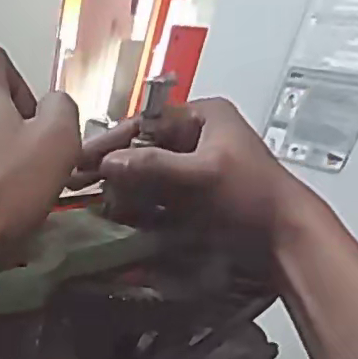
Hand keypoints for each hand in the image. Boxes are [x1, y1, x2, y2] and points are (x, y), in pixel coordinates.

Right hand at [73, 98, 309, 231]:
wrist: (283, 240)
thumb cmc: (251, 197)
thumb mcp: (203, 175)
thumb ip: (155, 166)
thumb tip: (107, 163)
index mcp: (203, 117)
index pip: (145, 122)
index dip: (110, 141)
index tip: (80, 159)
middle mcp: (194, 139)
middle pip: (141, 148)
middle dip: (110, 167)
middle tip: (74, 182)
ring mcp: (191, 171)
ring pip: (144, 175)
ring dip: (118, 188)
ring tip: (89, 202)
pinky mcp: (189, 199)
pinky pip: (153, 198)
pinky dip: (133, 206)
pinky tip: (113, 217)